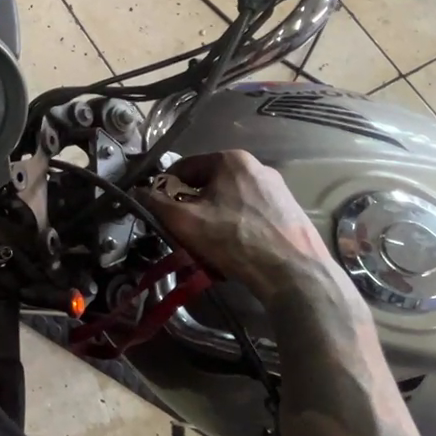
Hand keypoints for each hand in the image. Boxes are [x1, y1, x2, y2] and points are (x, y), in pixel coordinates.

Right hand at [135, 150, 334, 297]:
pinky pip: (251, 215)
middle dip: (193, 207)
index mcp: (230, 160)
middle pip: (208, 185)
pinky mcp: (292, 212)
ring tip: (212, 247)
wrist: (297, 276)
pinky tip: (237, 251)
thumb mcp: (184, 221)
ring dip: (215, 220)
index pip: (183, 168)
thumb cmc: (235, 240)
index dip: (167, 190)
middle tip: (187, 234)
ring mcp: (278, 189)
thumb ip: (155, 202)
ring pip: (229, 202)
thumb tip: (139, 191)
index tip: (164, 213)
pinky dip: (238, 228)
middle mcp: (257, 167)